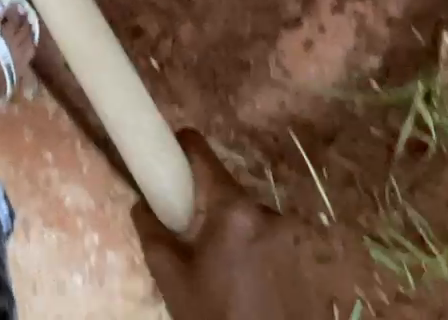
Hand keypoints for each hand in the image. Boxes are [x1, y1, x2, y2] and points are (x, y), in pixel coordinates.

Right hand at [133, 132, 313, 319]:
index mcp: (234, 210)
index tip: (162, 150)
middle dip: (201, 198)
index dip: (178, 144)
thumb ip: (149, 227)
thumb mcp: (168, 272)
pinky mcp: (305, 262)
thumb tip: (142, 202)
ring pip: (245, 213)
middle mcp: (268, 214)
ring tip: (211, 259)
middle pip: (223, 186)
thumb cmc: (214, 315)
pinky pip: (265, 237)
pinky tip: (237, 276)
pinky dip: (247, 245)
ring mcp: (293, 239)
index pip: (201, 152)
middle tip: (182, 225)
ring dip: (225, 223)